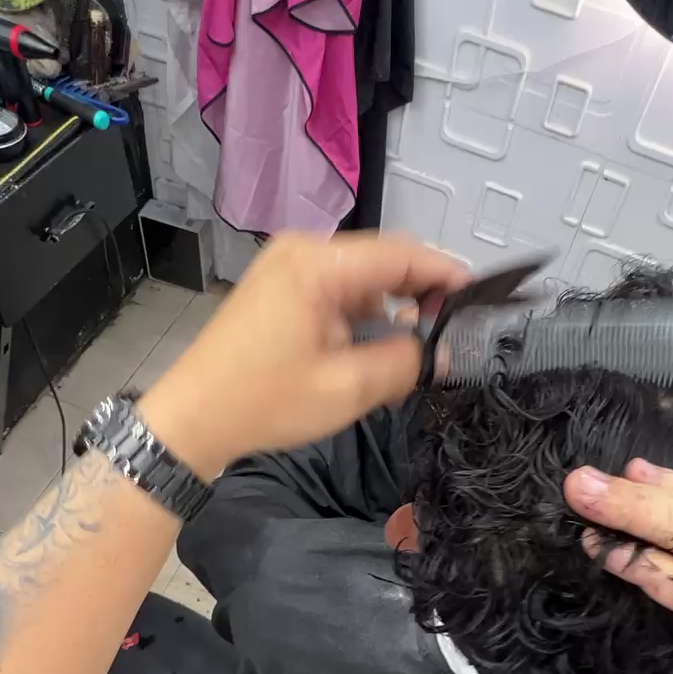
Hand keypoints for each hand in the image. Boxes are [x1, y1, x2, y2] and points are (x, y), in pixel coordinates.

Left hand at [138, 233, 467, 478]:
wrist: (194, 419)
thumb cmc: (262, 402)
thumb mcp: (347, 389)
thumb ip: (405, 363)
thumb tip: (442, 352)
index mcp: (317, 265)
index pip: (401, 254)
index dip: (445, 275)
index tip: (479, 298)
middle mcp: (302, 254)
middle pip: (381, 266)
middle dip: (417, 302)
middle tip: (446, 340)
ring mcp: (287, 272)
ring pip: (361, 285)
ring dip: (387, 319)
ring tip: (408, 362)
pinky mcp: (280, 293)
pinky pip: (336, 298)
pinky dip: (360, 324)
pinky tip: (371, 358)